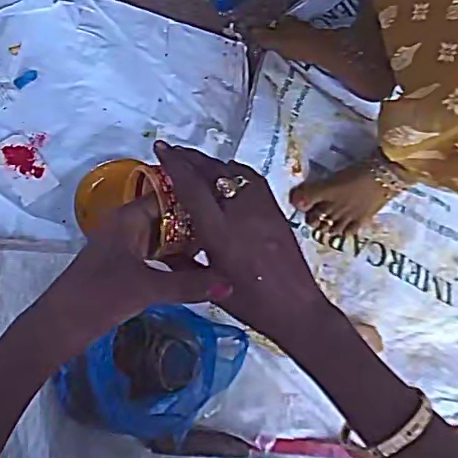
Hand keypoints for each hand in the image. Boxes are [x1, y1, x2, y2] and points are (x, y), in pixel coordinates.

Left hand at [40, 197, 228, 346]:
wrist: (60, 326)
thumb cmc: (98, 296)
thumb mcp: (147, 288)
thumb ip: (189, 285)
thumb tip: (230, 283)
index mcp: (129, 218)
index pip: (170, 195)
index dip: (197, 199)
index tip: (228, 206)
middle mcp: (129, 226)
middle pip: (171, 217)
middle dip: (199, 226)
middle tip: (233, 234)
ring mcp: (128, 247)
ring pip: (167, 239)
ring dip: (191, 248)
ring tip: (225, 255)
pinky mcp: (127, 267)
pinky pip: (160, 257)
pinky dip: (179, 264)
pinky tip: (202, 277)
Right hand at [154, 142, 340, 346]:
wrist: (296, 308)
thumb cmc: (251, 304)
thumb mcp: (211, 285)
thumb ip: (184, 264)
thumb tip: (165, 248)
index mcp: (219, 232)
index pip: (192, 187)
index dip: (174, 164)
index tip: (161, 149)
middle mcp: (240, 213)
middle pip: (212, 172)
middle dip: (190, 157)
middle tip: (172, 150)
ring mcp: (262, 208)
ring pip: (234, 172)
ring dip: (212, 163)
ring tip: (196, 162)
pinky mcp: (277, 210)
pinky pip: (253, 180)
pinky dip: (235, 172)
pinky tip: (227, 177)